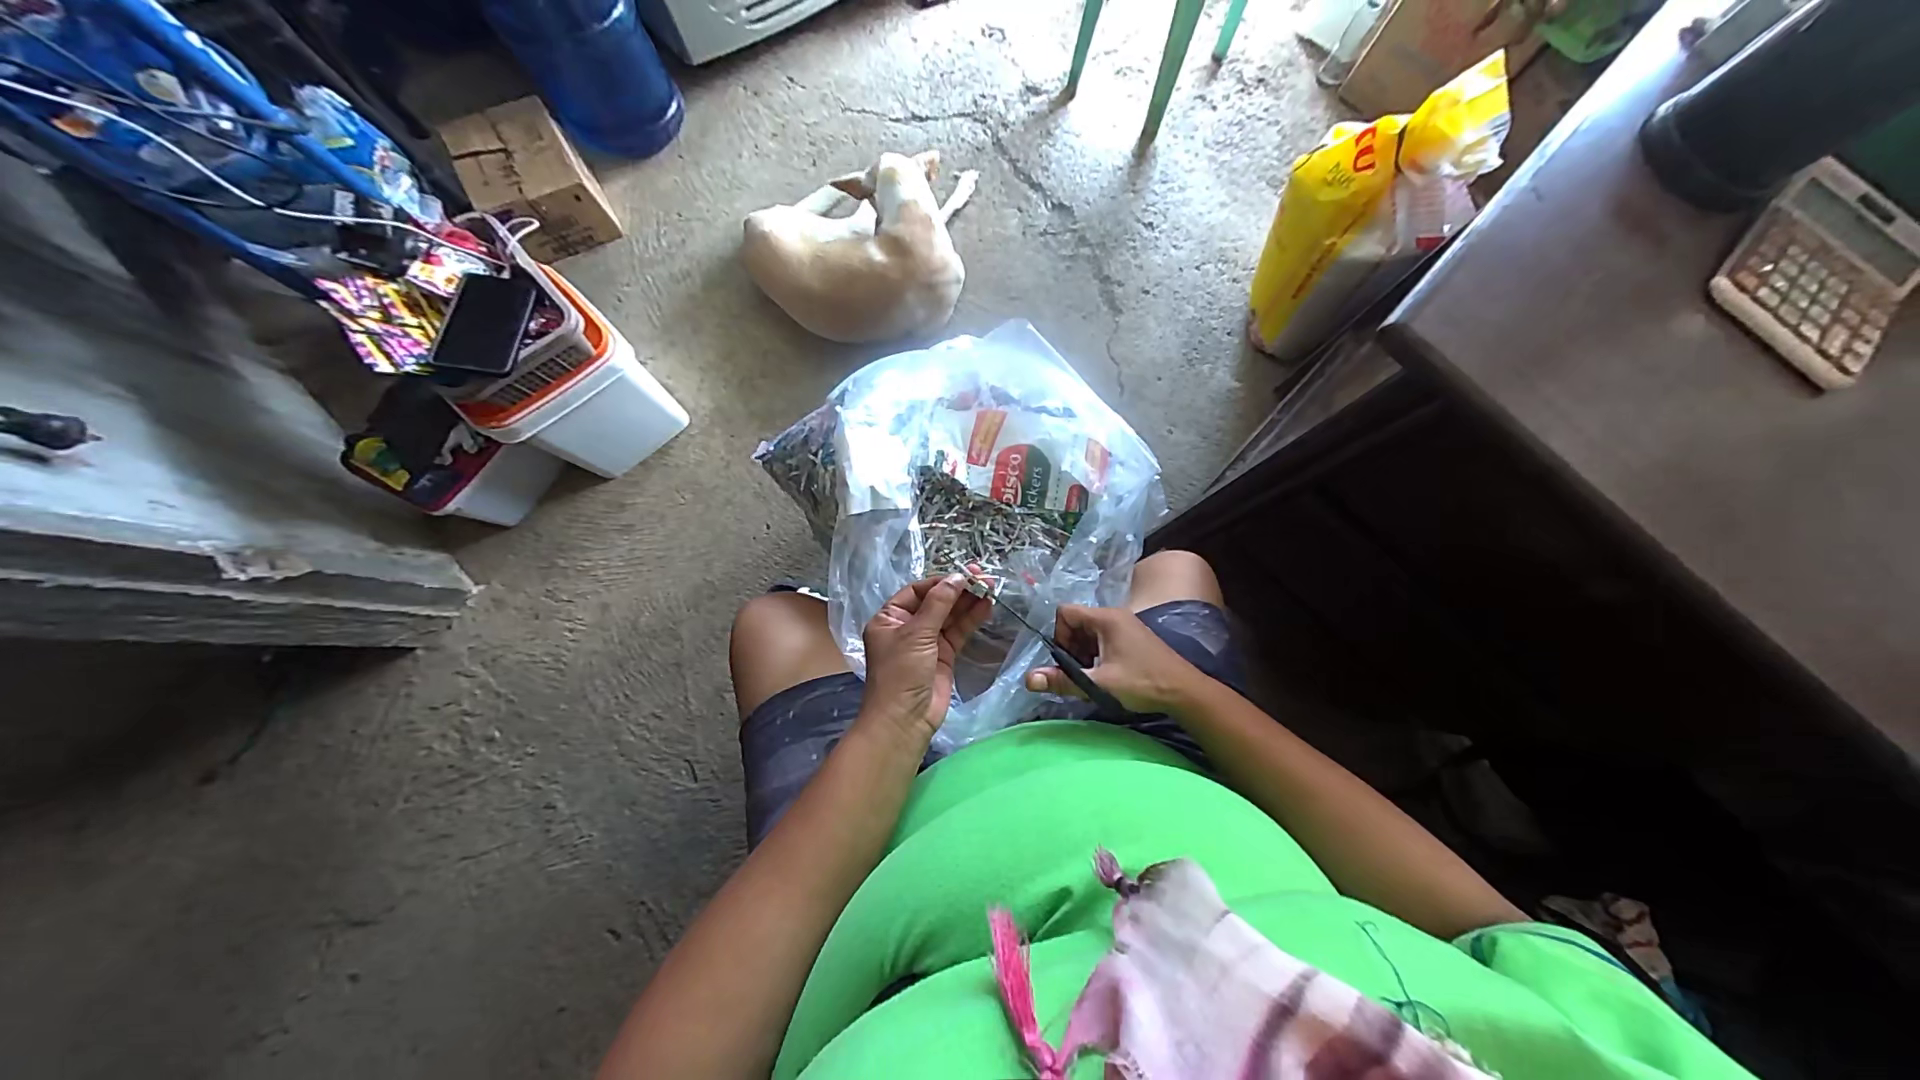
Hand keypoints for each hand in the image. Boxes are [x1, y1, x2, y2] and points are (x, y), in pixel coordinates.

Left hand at [861, 573, 992, 743]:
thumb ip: (938, 604)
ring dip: (968, 603)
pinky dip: (972, 620)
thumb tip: (958, 578)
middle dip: (959, 590)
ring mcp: (926, 643)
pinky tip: (986, 606)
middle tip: (983, 577)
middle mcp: (907, 628)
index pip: (917, 591)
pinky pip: (958, 632)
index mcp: (889, 618)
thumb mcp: (915, 634)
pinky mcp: (943, 657)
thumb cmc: (900, 673)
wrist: (904, 720)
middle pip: (936, 602)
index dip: (941, 582)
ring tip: (990, 588)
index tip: (964, 574)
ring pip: (950, 616)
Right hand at [1024, 604, 1208, 714]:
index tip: (1067, 660)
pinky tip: (1107, 674)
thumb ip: (1063, 680)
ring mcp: (1127, 625)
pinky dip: (1098, 653)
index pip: (1065, 612)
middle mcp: (1116, 615)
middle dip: (1071, 646)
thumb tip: (1029, 679)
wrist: (1185, 691)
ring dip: (1084, 652)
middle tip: (1079, 671)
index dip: (1059, 635)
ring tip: (1093, 675)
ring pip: (1090, 631)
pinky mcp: (1134, 637)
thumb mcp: (1099, 684)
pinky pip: (1104, 638)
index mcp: (1106, 618)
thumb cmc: (1142, 683)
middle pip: (1077, 621)